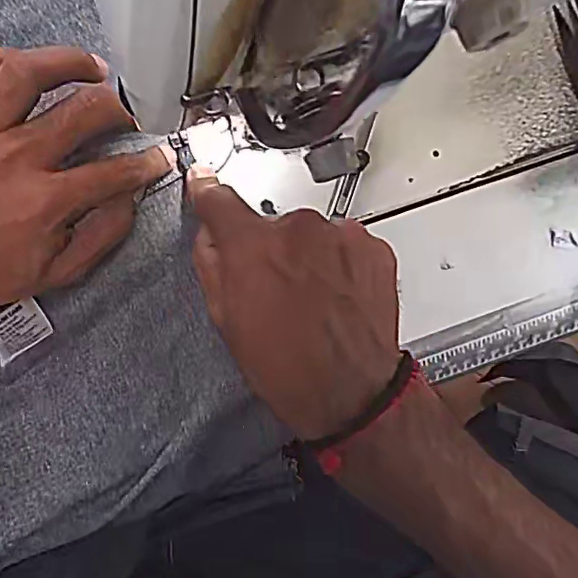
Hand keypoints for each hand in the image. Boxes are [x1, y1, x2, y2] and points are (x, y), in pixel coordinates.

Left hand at [0, 46, 172, 368]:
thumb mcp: (57, 272)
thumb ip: (102, 235)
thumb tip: (128, 199)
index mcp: (44, 202)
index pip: (114, 170)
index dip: (146, 162)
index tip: (155, 158)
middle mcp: (14, 160)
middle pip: (84, 109)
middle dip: (118, 109)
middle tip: (122, 118)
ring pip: (27, 72)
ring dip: (67, 62)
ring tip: (89, 68)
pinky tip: (23, 66)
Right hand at [187, 168, 401, 439]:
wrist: (350, 392)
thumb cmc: (289, 366)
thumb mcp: (225, 319)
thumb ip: (211, 264)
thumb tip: (210, 237)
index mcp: (251, 246)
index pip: (218, 198)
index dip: (207, 193)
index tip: (205, 184)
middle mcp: (296, 230)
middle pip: (271, 222)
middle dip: (270, 248)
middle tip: (276, 290)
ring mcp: (339, 236)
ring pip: (310, 234)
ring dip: (307, 256)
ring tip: (311, 301)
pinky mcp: (372, 247)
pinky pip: (344, 243)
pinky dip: (339, 263)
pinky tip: (334, 298)